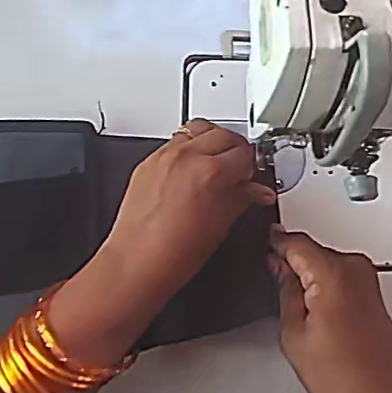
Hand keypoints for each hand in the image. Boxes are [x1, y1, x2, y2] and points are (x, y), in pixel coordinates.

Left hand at [100, 120, 276, 300]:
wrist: (137, 262)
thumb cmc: (174, 253)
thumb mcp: (221, 225)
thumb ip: (242, 198)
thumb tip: (254, 190)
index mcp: (210, 172)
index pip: (244, 153)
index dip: (252, 166)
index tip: (250, 176)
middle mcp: (186, 157)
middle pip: (224, 135)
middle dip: (236, 150)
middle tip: (238, 168)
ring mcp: (164, 156)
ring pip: (198, 130)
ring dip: (212, 141)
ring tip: (216, 161)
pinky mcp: (148, 161)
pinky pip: (175, 142)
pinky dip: (188, 148)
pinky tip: (192, 167)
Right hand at [270, 232, 391, 392]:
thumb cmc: (344, 377)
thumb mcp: (294, 333)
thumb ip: (284, 289)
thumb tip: (280, 268)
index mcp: (332, 272)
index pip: (295, 241)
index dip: (275, 242)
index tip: (264, 244)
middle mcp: (354, 268)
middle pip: (312, 250)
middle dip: (292, 262)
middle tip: (275, 282)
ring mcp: (367, 279)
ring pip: (326, 262)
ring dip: (310, 275)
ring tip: (299, 310)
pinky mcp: (374, 291)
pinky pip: (340, 275)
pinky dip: (326, 285)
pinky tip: (318, 314)